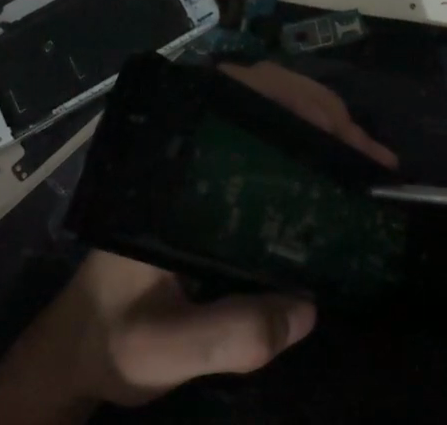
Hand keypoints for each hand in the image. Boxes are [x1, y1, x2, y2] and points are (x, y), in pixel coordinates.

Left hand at [75, 64, 394, 403]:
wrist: (76, 352)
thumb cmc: (112, 340)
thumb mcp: (165, 349)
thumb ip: (228, 335)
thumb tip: (308, 307)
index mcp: (167, 169)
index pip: (229, 99)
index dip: (290, 101)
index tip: (341, 135)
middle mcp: (182, 149)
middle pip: (255, 94)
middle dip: (320, 111)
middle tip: (370, 156)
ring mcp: (195, 162)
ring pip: (261, 111)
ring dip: (316, 122)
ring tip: (363, 159)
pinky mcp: (206, 183)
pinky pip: (260, 142)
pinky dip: (303, 143)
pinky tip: (332, 172)